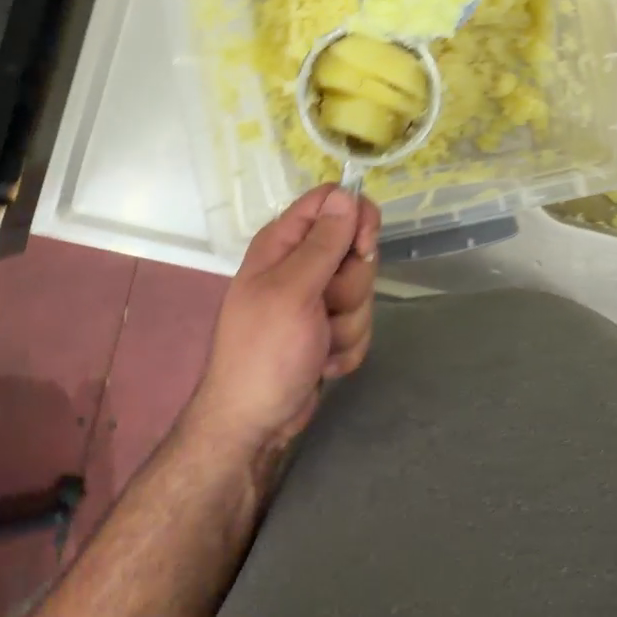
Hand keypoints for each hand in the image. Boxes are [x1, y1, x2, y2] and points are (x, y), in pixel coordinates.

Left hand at [184, 185, 381, 454]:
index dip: (355, 218)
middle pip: (356, 249)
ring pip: (363, 291)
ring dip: (347, 324)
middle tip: (324, 307)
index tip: (362, 247)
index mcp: (283, 243)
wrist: (254, 423)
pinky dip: (346, 347)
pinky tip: (322, 362)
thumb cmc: (264, 353)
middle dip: (351, 286)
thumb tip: (348, 194)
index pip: (332, 201)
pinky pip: (360, 324)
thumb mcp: (293, 292)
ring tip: (318, 343)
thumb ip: (324, 243)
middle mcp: (300, 264)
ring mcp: (316, 298)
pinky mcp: (328, 328)